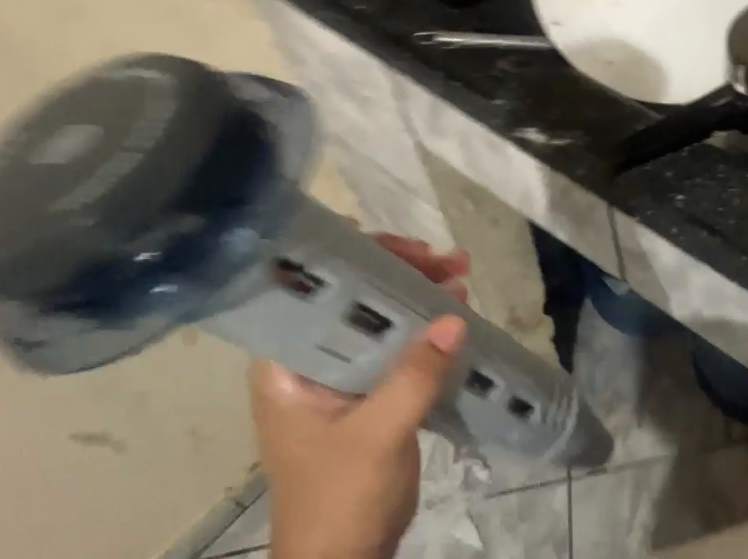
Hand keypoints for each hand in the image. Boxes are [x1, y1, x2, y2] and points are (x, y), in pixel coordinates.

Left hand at [250, 234, 469, 558]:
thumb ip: (414, 377)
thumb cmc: (339, 499)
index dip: (352, 259)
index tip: (400, 247)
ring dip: (418, 294)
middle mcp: (308, 364)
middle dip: (399, 272)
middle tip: (446, 260)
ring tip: (461, 273)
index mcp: (286, 367)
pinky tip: (457, 311)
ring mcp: (340, 380)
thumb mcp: (377, 435)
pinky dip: (425, 326)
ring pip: (379, 318)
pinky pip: (397, 346)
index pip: (308, 291)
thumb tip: (455, 318)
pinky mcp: (370, 396)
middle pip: (352, 299)